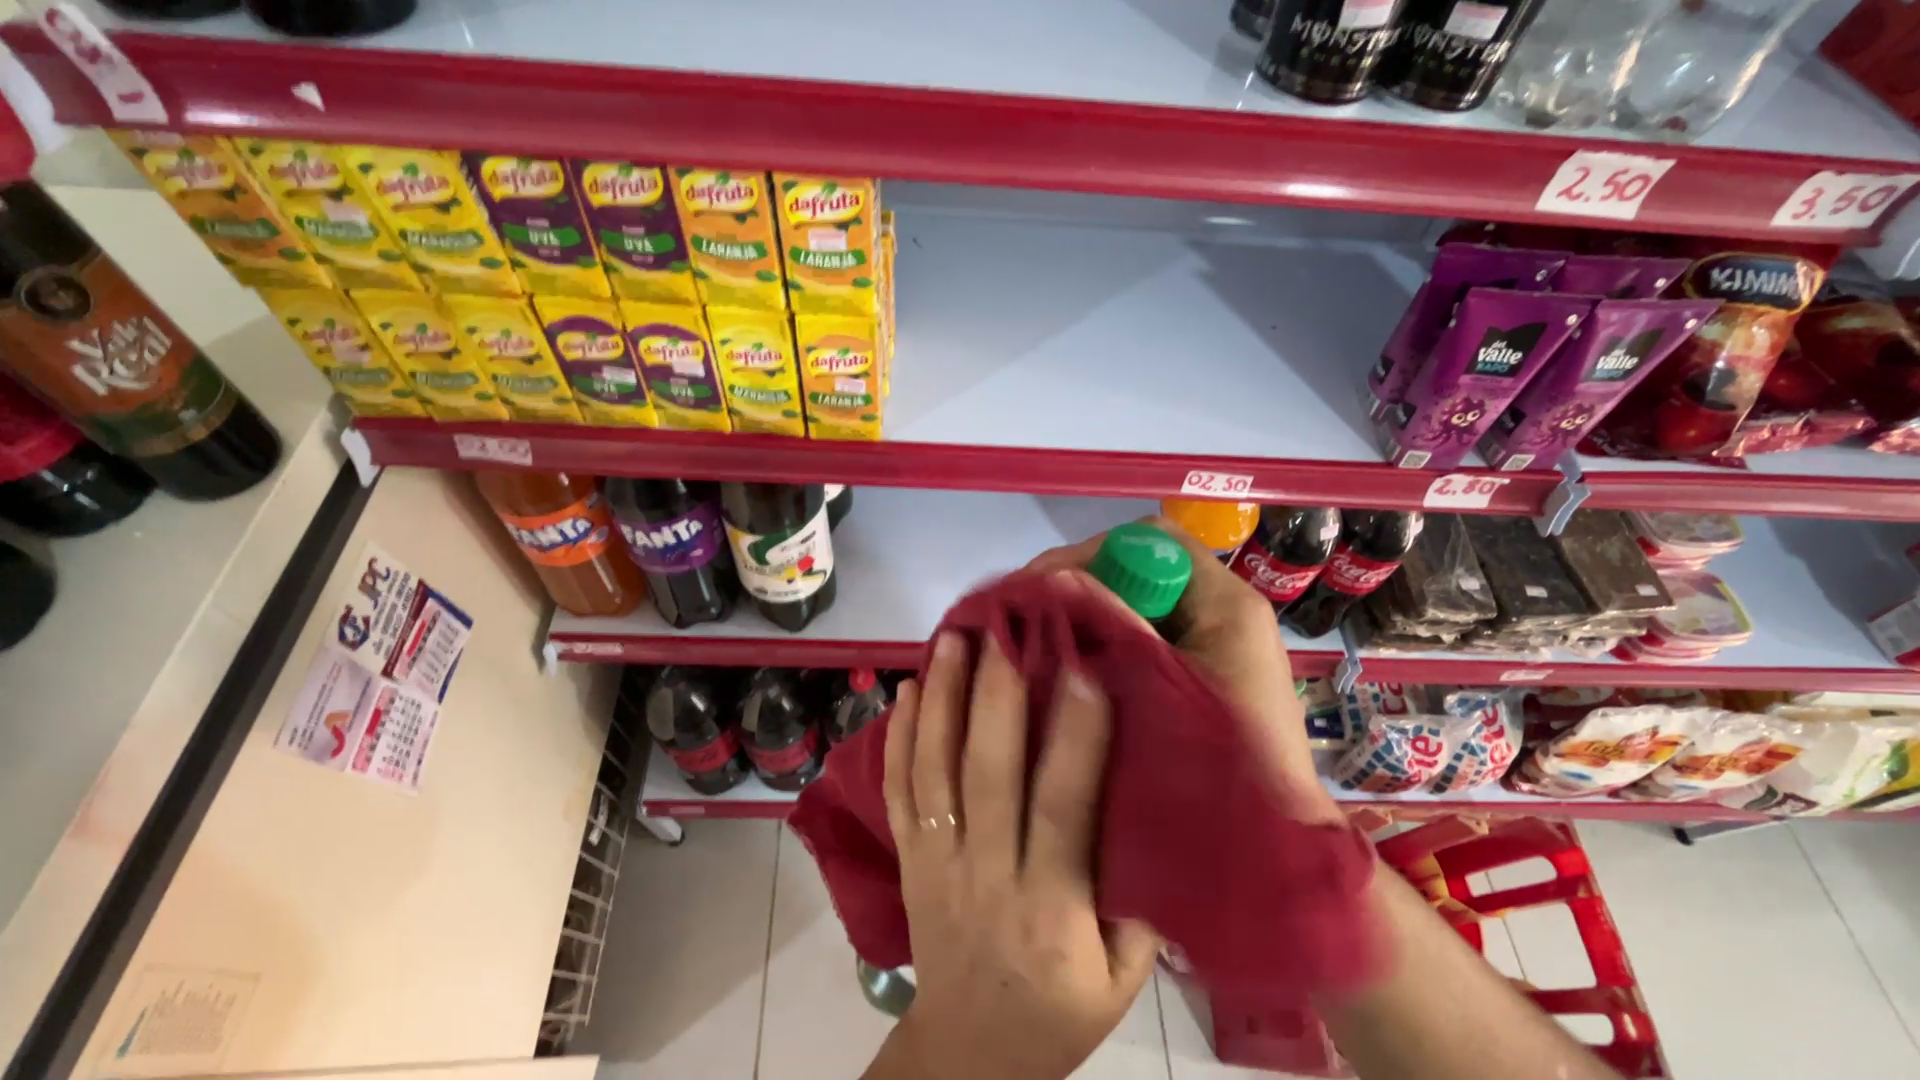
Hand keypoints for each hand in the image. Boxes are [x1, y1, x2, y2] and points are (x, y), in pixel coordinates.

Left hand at [866, 631, 1158, 1079]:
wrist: (969, 1051)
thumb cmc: (1060, 1010)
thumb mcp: (1122, 976)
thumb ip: (1138, 899)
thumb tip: (1151, 806)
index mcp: (1050, 905)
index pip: (1062, 807)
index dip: (1075, 737)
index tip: (1084, 671)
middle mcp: (986, 871)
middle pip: (988, 773)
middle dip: (996, 695)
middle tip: (1005, 631)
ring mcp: (937, 861)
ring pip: (934, 770)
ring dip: (942, 698)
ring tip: (953, 637)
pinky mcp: (908, 859)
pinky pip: (899, 791)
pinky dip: (899, 737)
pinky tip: (905, 689)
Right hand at [1027, 516, 1342, 824]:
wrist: (1272, 849)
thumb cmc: (1222, 761)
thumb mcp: (1160, 685)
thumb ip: (1112, 625)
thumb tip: (1054, 580)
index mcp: (1225, 603)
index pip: (1150, 543)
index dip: (1088, 554)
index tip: (1038, 587)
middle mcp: (1221, 613)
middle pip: (1140, 572)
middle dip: (1079, 588)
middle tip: (1024, 618)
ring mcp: (1211, 648)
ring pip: (1136, 609)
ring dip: (1087, 619)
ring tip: (1033, 643)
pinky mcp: (1199, 680)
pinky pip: (1143, 644)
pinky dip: (1103, 648)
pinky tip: (1064, 672)